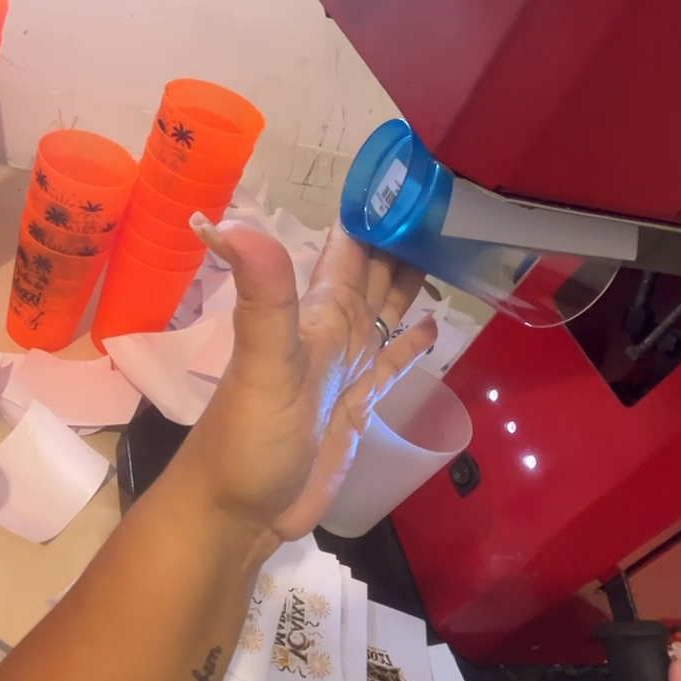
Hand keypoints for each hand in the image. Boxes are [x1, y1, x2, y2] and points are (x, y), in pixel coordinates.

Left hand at [175, 216, 437, 542]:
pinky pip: (390, 364)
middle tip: (450, 202)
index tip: (419, 172)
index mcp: (319, 315)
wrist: (239, 509)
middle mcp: (334, 334)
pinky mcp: (358, 408)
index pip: (351, 248)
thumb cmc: (251, 436)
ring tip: (449, 251)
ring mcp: (346, 372)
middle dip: (404, 240)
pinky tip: (433, 327)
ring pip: (385, 313)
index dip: (377, 211)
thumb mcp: (263, 362)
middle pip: (374, 275)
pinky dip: (411, 345)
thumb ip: (262, 295)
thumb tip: (229, 221)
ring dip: (410, 285)